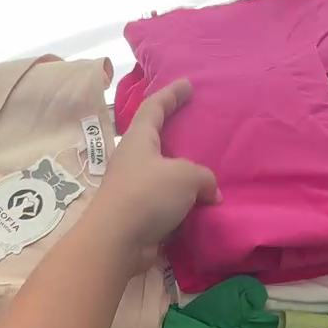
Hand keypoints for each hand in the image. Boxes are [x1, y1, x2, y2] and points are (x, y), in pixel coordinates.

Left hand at [85, 80, 218, 264]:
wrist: (117, 242)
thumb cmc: (147, 195)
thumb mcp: (185, 177)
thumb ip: (204, 177)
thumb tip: (211, 194)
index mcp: (138, 139)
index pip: (154, 107)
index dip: (171, 94)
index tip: (187, 85)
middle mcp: (132, 161)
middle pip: (156, 141)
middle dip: (175, 135)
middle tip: (196, 130)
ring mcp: (133, 189)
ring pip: (162, 175)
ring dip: (182, 175)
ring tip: (206, 173)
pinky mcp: (138, 215)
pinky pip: (166, 203)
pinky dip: (182, 203)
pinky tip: (200, 206)